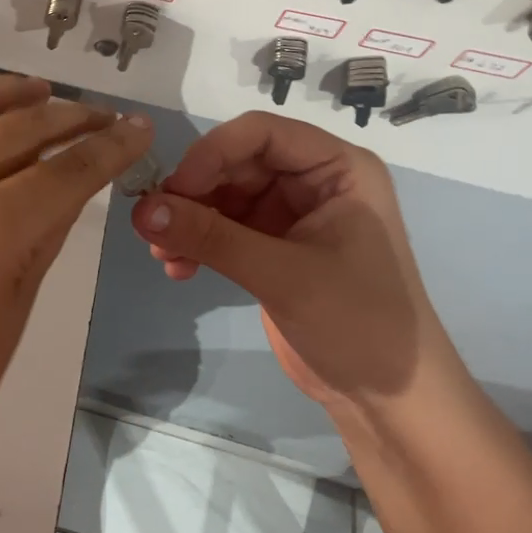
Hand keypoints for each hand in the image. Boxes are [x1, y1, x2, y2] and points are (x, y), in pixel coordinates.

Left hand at [0, 74, 152, 474]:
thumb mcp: (23, 297)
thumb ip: (51, 222)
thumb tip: (81, 172)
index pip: (63, 169)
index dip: (109, 146)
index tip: (136, 129)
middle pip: (14, 128)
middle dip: (69, 116)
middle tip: (99, 115)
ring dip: (6, 94)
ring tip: (40, 92)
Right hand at [128, 111, 442, 406]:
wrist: (390, 399)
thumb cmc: (358, 324)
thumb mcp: (283, 275)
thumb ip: (210, 237)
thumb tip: (140, 210)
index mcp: (338, 170)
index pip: (261, 133)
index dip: (211, 153)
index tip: (173, 191)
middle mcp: (314, 183)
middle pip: (234, 164)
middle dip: (192, 194)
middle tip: (153, 228)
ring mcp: (292, 216)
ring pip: (221, 196)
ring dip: (188, 221)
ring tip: (163, 256)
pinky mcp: (273, 248)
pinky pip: (222, 229)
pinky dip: (196, 243)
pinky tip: (179, 270)